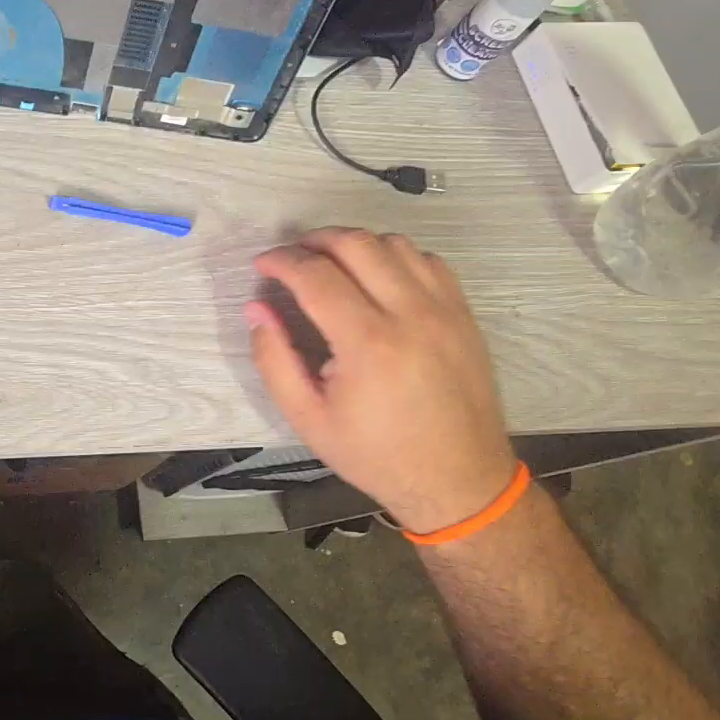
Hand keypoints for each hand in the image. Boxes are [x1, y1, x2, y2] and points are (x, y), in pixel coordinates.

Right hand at [246, 229, 517, 533]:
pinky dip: (395, 256)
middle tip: (292, 256)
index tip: (262, 264)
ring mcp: (444, 310)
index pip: (315, 275)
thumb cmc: (375, 455)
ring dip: (355, 243)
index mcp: (368, 343)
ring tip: (330, 262)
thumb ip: (274, 359)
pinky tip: (377, 276)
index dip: (281, 260)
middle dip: (314, 240)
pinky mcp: (464, 314)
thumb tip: (256, 309)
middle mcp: (410, 314)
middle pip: (356, 244)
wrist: (457, 480)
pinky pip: (428, 260)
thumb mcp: (307, 419)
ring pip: (395, 243)